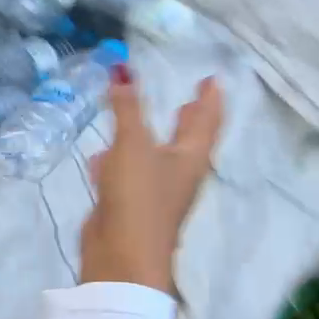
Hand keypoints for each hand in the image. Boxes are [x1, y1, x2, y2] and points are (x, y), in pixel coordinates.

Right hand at [81, 68, 223, 294]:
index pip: (206, 121)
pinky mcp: (132, 200)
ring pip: (160, 153)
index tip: (213, 79)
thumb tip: (122, 70)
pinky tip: (105, 154)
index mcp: (191, 156)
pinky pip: (132, 168)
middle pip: (190, 139)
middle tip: (192, 98)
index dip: (209, 99)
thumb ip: (125, 109)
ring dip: (156, 136)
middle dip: (191, 118)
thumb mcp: (132, 145)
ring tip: (148, 121)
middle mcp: (181, 171)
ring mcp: (157, 188)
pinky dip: (124, 155)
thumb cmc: (139, 194)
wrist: (124, 248)